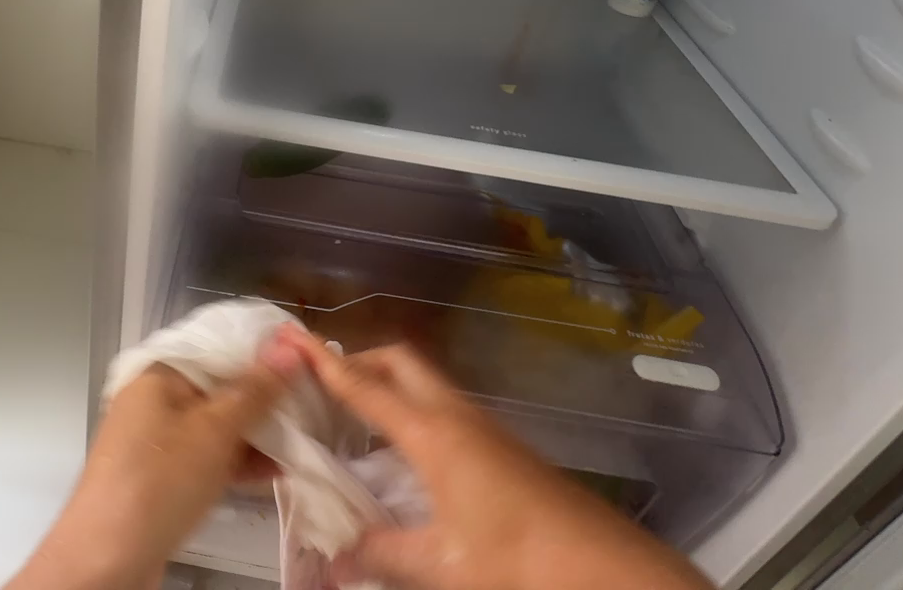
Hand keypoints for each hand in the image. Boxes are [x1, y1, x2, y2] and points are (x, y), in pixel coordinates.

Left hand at [6, 342, 302, 589]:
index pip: (219, 345)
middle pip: (219, 385)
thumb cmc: (157, 482)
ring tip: (299, 438)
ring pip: (215, 422)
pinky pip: (206, 454)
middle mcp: (155, 396)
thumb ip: (254, 389)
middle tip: (308, 403)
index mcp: (160, 371)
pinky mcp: (162, 473)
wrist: (107, 559)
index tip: (302, 358)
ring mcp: (157, 436)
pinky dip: (235, 459)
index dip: (261, 351)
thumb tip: (287, 345)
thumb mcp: (214, 430)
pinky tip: (273, 469)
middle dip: (262, 397)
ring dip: (255, 432)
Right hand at [275, 328, 710, 589]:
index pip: (366, 387)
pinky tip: (405, 456)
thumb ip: (383, 556)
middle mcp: (456, 415)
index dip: (326, 363)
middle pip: (401, 362)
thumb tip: (331, 560)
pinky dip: (413, 414)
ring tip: (355, 417)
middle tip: (326, 381)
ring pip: (425, 384)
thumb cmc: (518, 559)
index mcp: (433, 434)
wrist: (608, 570)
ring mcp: (484, 426)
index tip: (294, 336)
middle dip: (361, 360)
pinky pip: (443, 409)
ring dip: (389, 387)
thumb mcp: (444, 565)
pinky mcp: (501, 445)